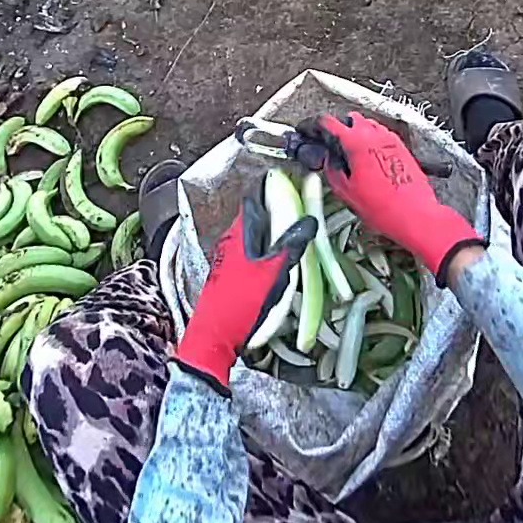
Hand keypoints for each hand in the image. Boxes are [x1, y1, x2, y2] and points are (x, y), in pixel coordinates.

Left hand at [172, 180, 316, 394]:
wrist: (213, 336)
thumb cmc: (242, 303)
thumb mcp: (274, 274)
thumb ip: (290, 246)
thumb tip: (309, 222)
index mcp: (240, 233)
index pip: (254, 200)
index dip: (271, 190)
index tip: (290, 187)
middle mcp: (230, 239)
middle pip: (253, 217)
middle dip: (274, 213)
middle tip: (296, 213)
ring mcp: (226, 255)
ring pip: (251, 235)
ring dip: (268, 233)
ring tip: (289, 238)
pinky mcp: (227, 271)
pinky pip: (247, 250)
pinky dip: (261, 250)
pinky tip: (272, 264)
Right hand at [309, 112, 483, 276]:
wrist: (417, 217)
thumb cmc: (384, 207)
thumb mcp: (346, 191)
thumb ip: (331, 170)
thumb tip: (328, 161)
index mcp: (356, 142)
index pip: (329, 122)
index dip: (315, 126)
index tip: (310, 131)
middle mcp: (374, 135)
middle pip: (350, 119)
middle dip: (338, 128)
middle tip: (330, 143)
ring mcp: (391, 140)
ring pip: (368, 125)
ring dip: (356, 133)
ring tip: (350, 151)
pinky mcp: (402, 148)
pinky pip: (381, 136)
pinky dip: (371, 140)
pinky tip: (368, 158)